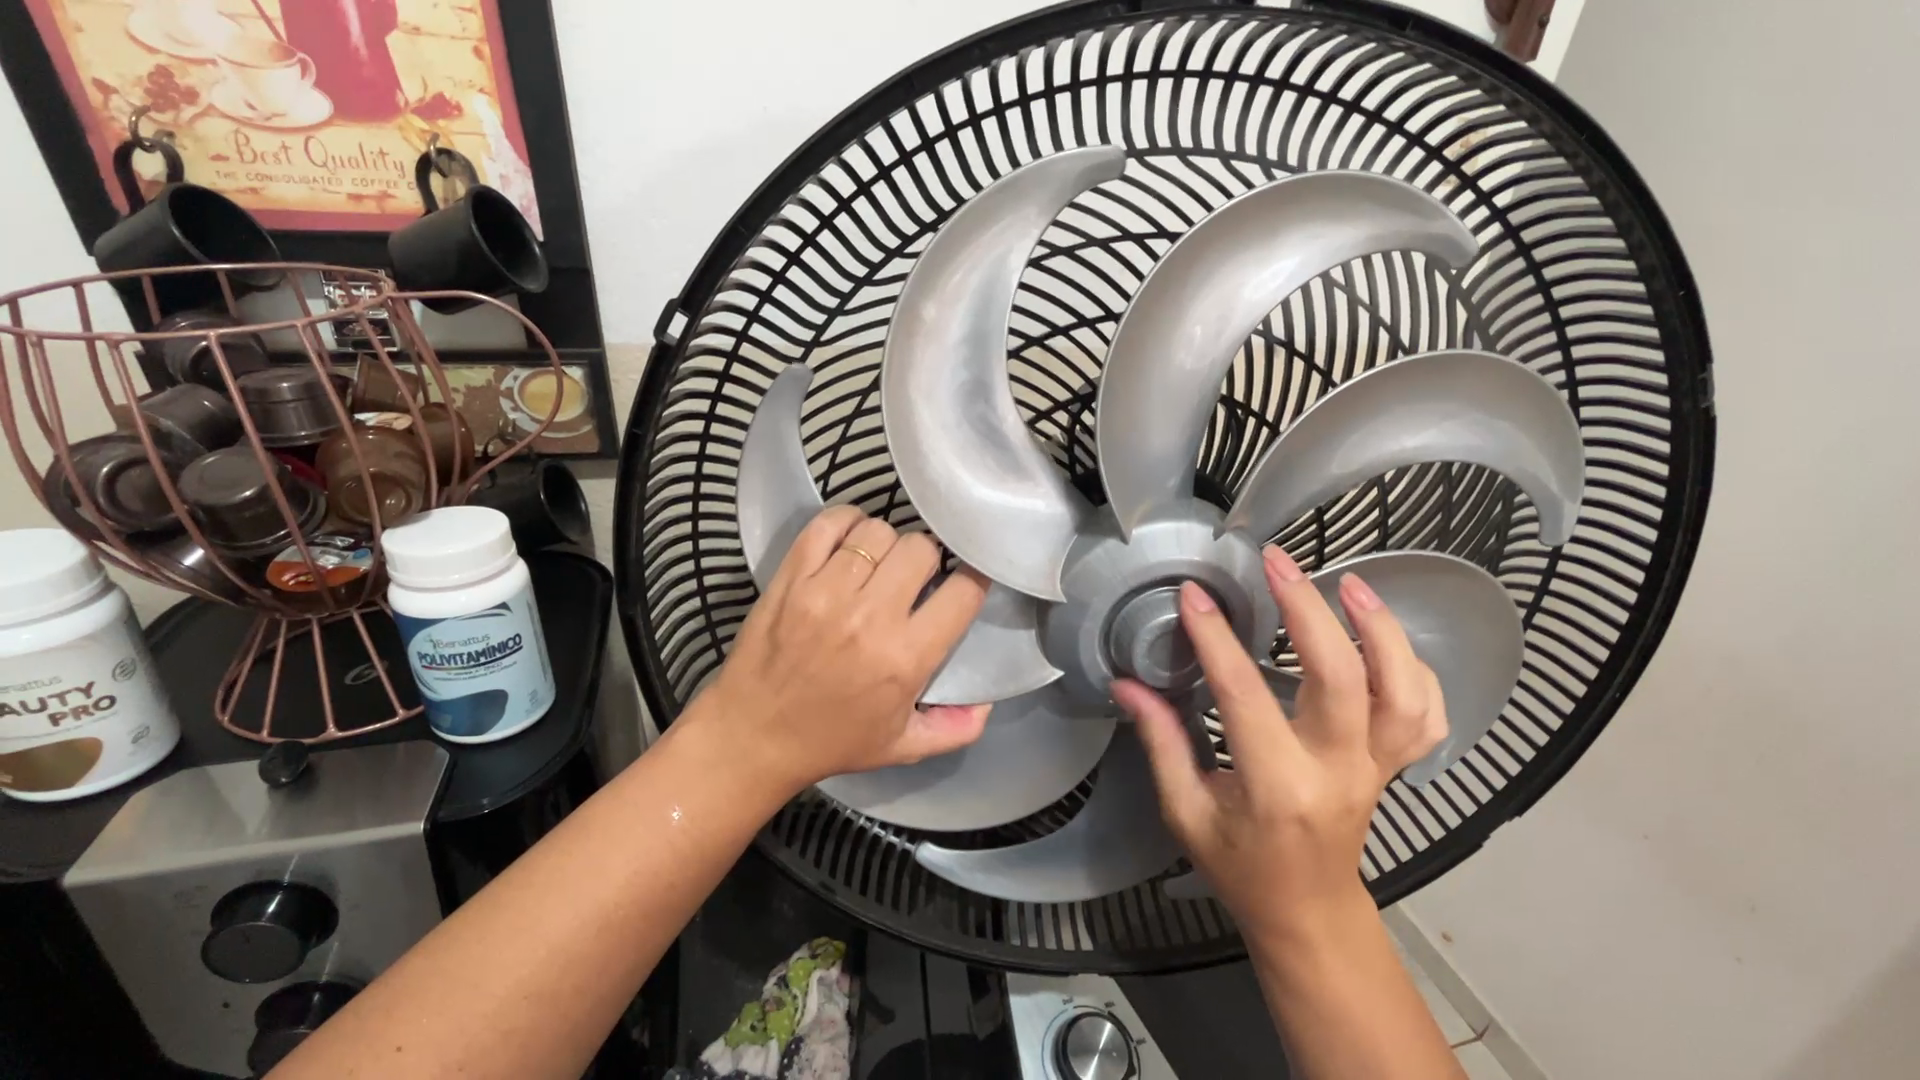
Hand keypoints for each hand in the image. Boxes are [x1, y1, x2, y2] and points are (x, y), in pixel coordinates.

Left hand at [700, 505, 992, 792]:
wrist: (753, 737)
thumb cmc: (832, 741)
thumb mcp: (904, 747)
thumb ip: (955, 728)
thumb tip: (988, 702)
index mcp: (905, 657)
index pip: (962, 591)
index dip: (972, 580)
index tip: (965, 582)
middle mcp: (871, 617)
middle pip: (921, 548)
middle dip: (927, 559)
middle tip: (914, 578)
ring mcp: (826, 591)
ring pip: (877, 532)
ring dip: (885, 543)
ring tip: (878, 564)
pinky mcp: (790, 577)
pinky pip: (828, 524)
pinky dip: (845, 523)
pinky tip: (849, 543)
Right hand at [1113, 546, 1447, 938]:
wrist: (1306, 911)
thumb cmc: (1240, 867)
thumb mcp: (1186, 813)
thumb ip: (1160, 743)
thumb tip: (1128, 685)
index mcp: (1275, 786)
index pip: (1244, 696)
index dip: (1216, 639)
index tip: (1195, 596)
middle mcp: (1336, 771)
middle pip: (1340, 676)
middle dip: (1307, 609)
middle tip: (1277, 562)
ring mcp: (1376, 768)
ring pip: (1402, 691)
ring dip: (1380, 630)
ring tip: (1349, 583)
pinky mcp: (1395, 767)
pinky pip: (1426, 714)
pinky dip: (1415, 669)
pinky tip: (1383, 638)